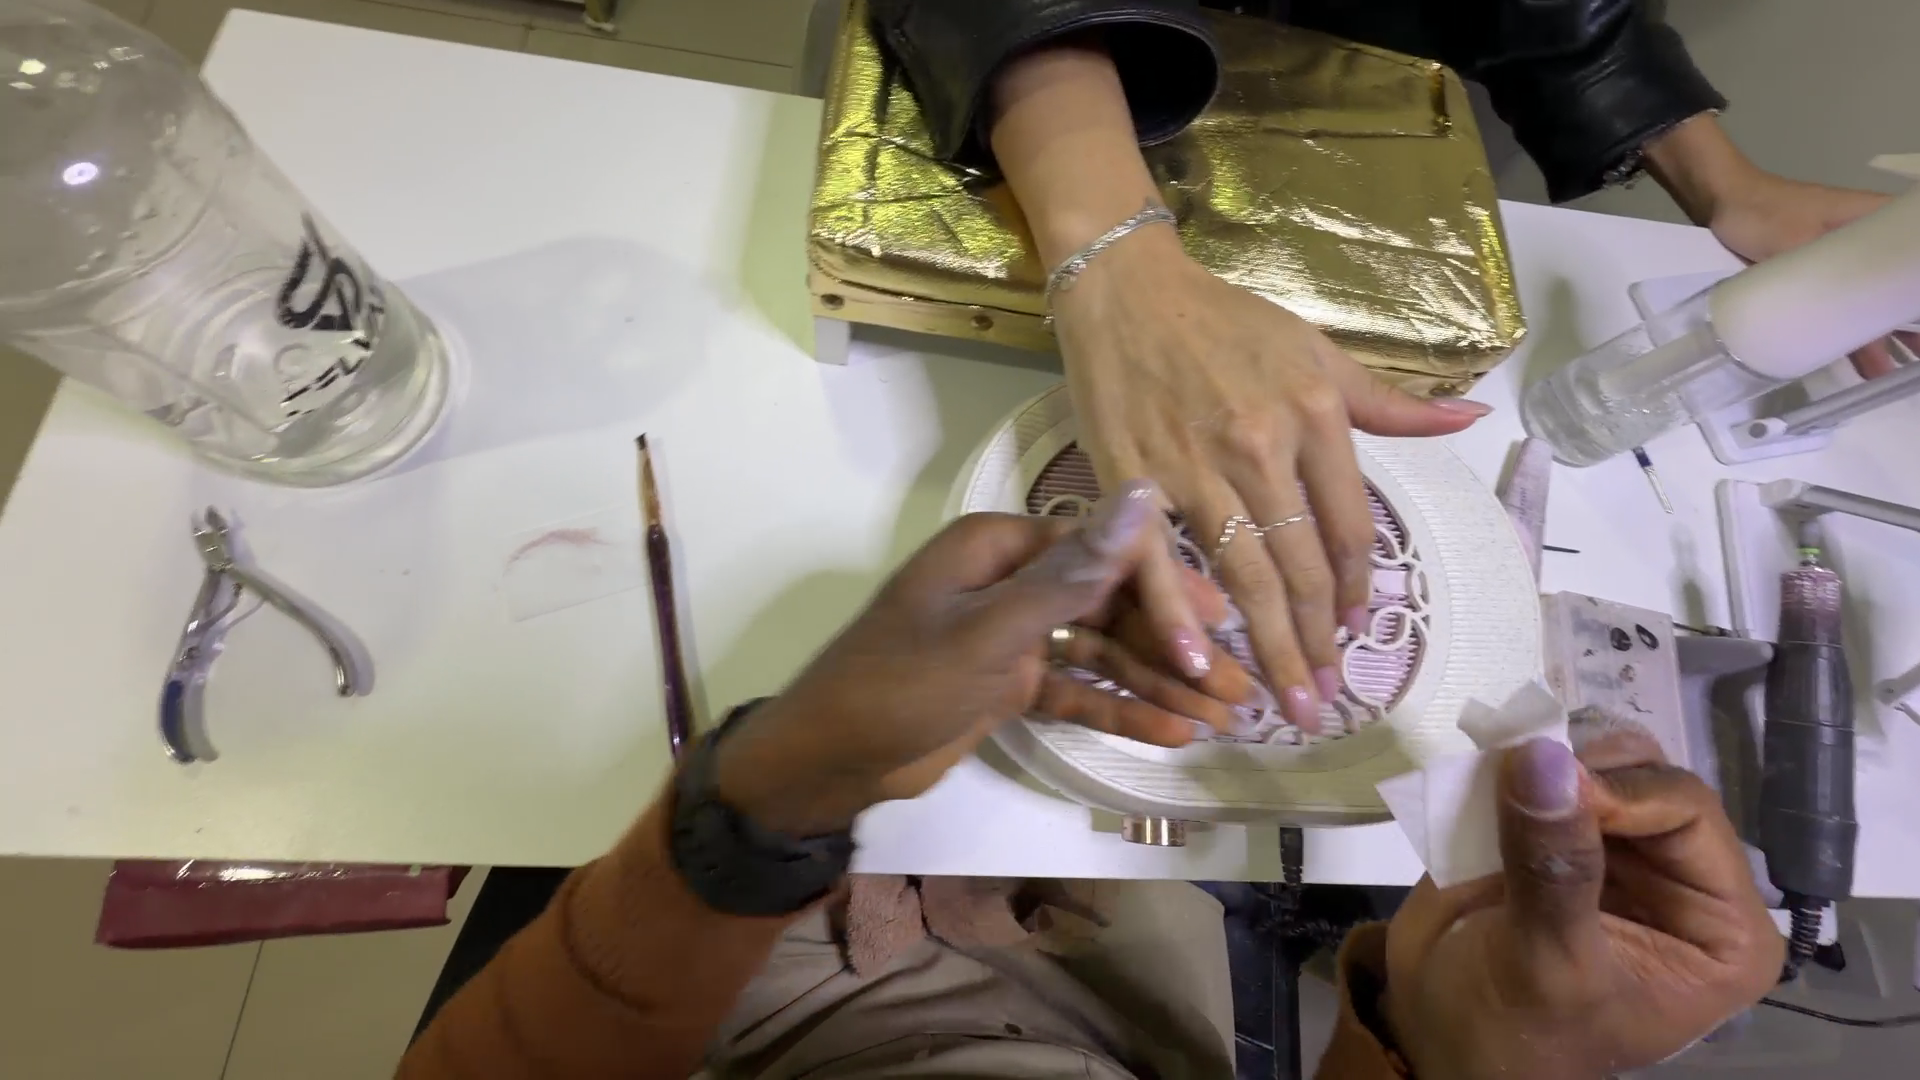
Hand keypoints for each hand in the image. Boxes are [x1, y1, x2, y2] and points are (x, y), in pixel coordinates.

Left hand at [713, 482, 1254, 834]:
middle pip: (1109, 604)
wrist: (831, 759)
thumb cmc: (902, 681)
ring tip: (1224, 719)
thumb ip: (1071, 572)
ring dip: (1156, 683)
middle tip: (1240, 685)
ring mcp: (1012, 634)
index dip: (1165, 589)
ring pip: (1099, 651)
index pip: (1102, 552)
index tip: (1222, 628)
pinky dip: (1117, 709)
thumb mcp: (990, 629)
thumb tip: (1143, 495)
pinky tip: (1172, 732)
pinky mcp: (1010, 681)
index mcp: (1001, 547)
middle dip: (1171, 648)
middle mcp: (1012, 580)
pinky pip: (1076, 688)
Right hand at [1052, 232, 1489, 730]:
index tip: (1355, 634)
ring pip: (1244, 574)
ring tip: (1283, 701)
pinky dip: (1178, 615)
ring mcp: (1193, 469)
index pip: (1348, 527)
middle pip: (1301, 566)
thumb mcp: (1315, 348)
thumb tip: (1470, 423)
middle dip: (1317, 641)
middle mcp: (1261, 448)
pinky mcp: (1133, 481)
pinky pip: (1159, 560)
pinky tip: (1199, 664)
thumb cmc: (1221, 321)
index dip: (1355, 590)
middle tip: (1324, 700)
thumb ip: (1385, 401)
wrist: (1126, 292)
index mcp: (1312, 416)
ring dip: (1269, 645)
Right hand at [1382, 724, 1781, 1078]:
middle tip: (1506, 770)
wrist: (1435, 1025)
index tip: (1536, 785)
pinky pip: (1527, 773)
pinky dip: (1496, 763)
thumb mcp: (1547, 958)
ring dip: (1529, 756)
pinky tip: (1470, 778)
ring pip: (1581, 761)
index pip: (1685, 809)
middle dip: (1572, 763)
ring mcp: (1597, 850)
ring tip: (1482, 774)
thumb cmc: (1514, 1023)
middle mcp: (1666, 876)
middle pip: (1638, 773)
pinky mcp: (1534, 834)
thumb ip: (1552, 862)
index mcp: (1712, 921)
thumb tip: (1542, 755)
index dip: (1614, 788)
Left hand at [1708, 173, 1917, 377]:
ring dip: (1879, 333)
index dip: (1916, 297)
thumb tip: (1851, 302)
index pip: (1916, 263)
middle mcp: (1873, 245)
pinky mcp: (1814, 275)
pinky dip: (1845, 328)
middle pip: (1899, 288)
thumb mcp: (1799, 240)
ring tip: (1888, 366)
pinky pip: (1839, 304)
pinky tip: (1849, 354)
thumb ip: (1826, 266)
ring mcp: (1843, 262)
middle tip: (1917, 354)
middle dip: (1910, 322)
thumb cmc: (1768, 215)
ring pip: (1870, 301)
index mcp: (1885, 226)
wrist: (1724, 204)